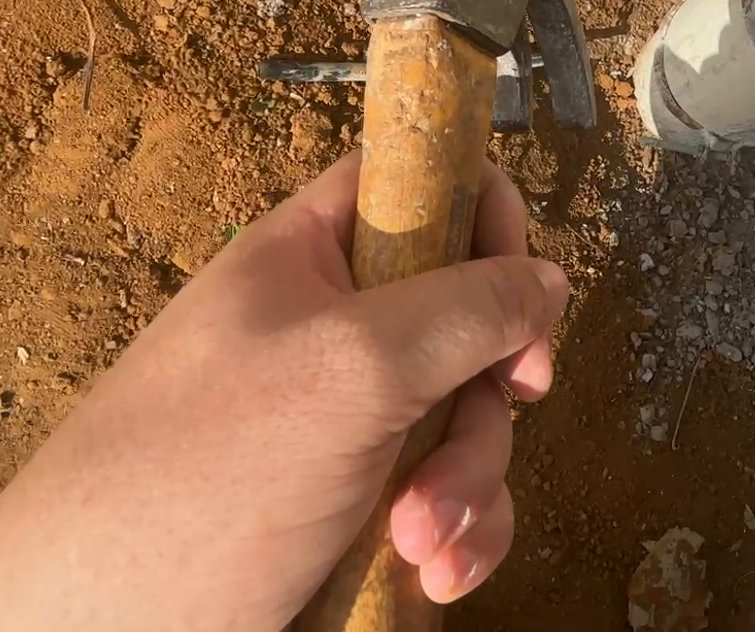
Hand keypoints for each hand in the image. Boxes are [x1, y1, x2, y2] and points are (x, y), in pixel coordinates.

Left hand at [0, 151, 567, 631]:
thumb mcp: (351, 369)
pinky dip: (460, 524)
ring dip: (473, 472)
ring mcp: (358, 414)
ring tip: (424, 540)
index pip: (420, 184)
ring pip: (469, 407)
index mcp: (316, 255)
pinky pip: (452, 484)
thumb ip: (467, 308)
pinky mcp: (368, 495)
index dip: (483, 213)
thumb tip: (550, 279)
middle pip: (469, 309)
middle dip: (489, 378)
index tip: (519, 284)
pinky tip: (433, 571)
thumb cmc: (205, 480)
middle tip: (505, 405)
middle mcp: (343, 324)